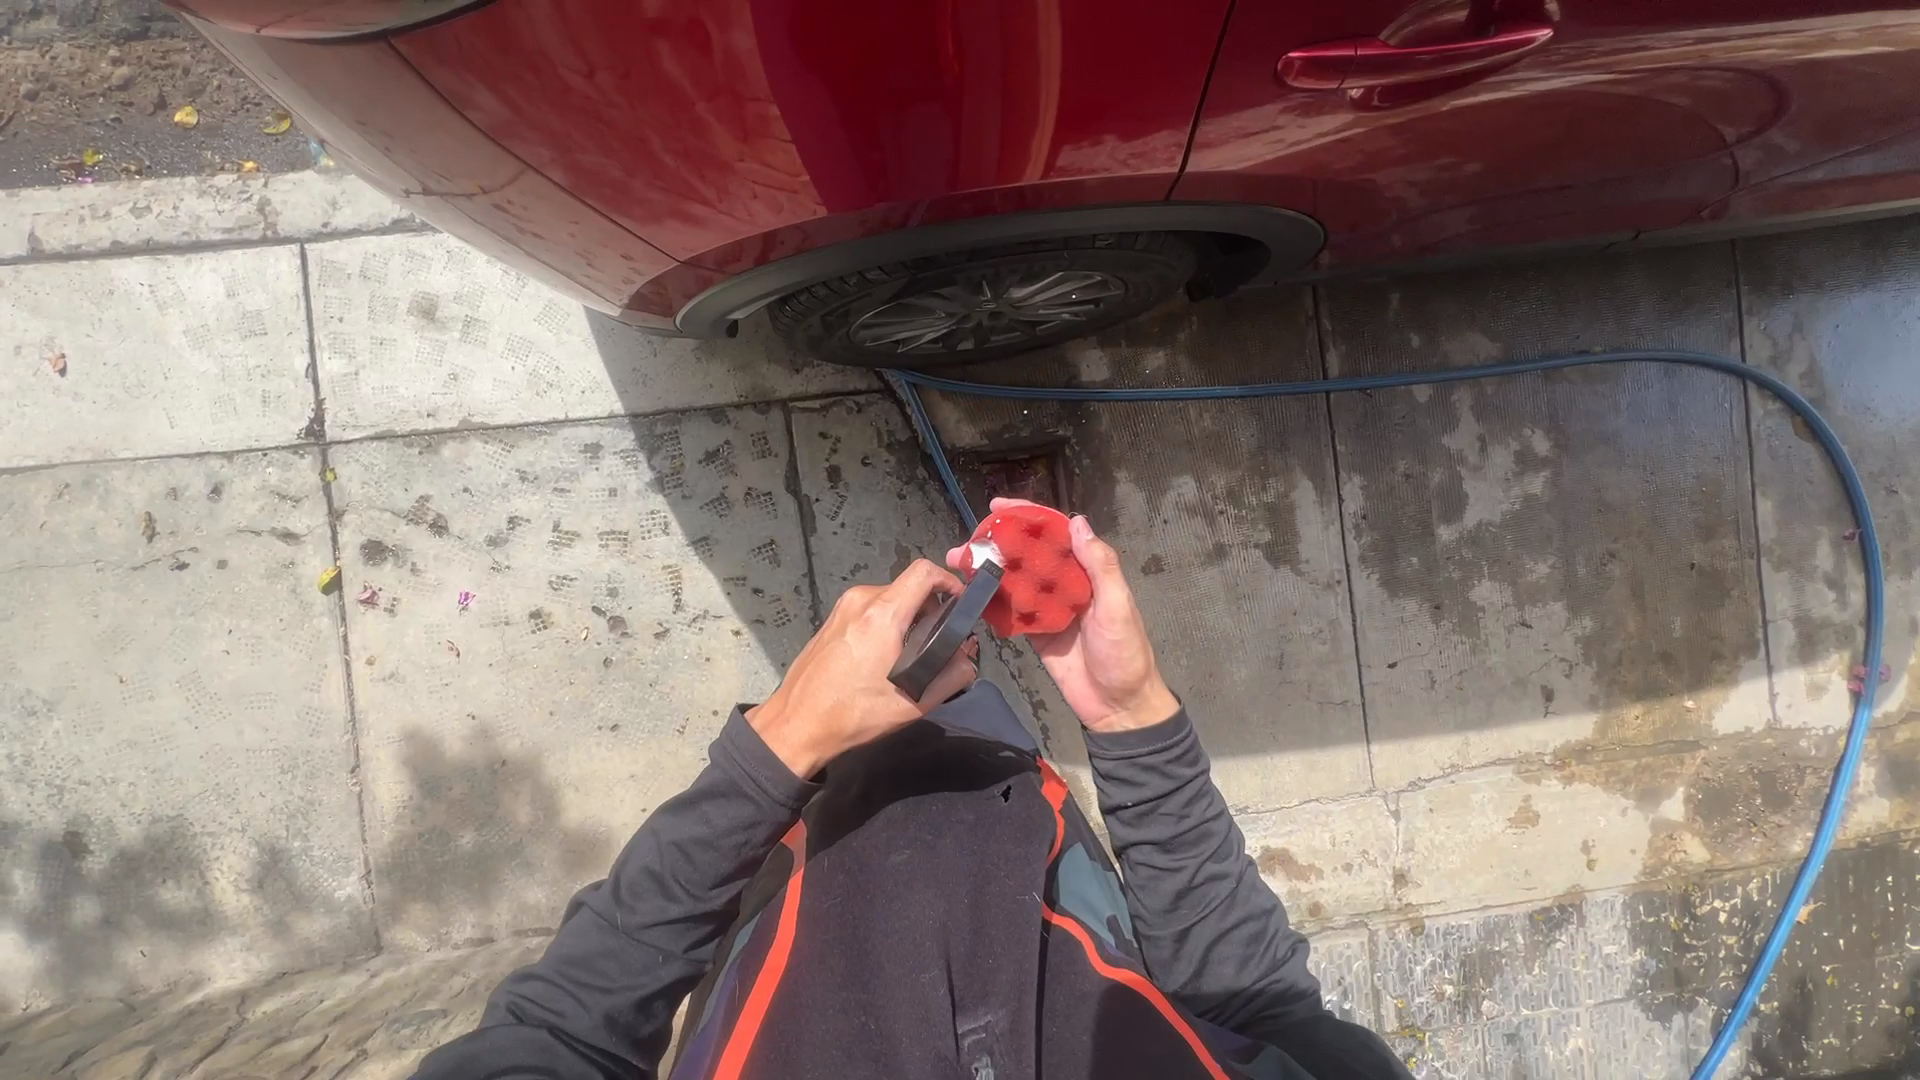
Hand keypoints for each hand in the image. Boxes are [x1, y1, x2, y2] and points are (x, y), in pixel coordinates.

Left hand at [746, 559, 977, 776]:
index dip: (949, 581)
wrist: (797, 724)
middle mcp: (861, 601)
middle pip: (909, 588)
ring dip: (907, 620)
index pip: (924, 572)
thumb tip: (967, 655)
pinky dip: (886, 624)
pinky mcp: (833, 618)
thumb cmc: (852, 714)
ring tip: (909, 656)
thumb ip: (953, 675)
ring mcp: (843, 607)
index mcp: (882, 615)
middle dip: (930, 611)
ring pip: (890, 599)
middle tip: (937, 643)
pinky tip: (883, 658)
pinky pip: (870, 609)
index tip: (959, 602)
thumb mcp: (915, 704)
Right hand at [948, 499, 1176, 733]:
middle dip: (997, 544)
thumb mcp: (1118, 606)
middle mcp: (1065, 584)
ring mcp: (1047, 609)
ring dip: (987, 570)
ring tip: (958, 562)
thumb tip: (1077, 521)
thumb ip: (1100, 565)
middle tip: (967, 541)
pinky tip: (969, 594)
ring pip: (1014, 581)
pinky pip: (1010, 613)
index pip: (1055, 534)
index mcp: (1087, 571)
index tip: (998, 507)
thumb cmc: (1125, 653)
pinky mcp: (1034, 634)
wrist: (1119, 706)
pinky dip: (991, 603)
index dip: (1028, 516)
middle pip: (1027, 554)